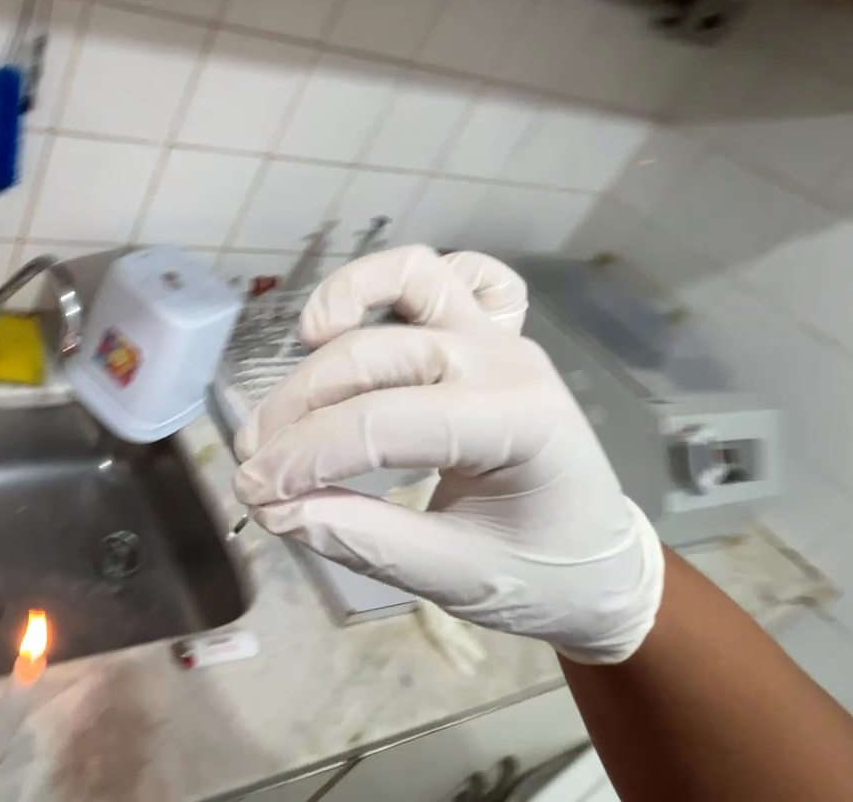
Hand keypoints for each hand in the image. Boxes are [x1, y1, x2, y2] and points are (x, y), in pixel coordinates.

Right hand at [232, 246, 663, 664]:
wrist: (599, 563)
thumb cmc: (541, 576)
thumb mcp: (457, 579)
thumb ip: (363, 539)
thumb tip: (274, 507)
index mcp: (518, 423)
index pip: (380, 424)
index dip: (303, 456)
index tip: (252, 495)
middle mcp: (505, 359)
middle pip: (372, 355)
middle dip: (299, 406)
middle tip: (255, 463)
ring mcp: (497, 333)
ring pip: (410, 274)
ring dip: (342, 297)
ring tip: (297, 348)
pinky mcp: (485, 328)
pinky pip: (446, 272)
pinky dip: (389, 280)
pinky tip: (350, 320)